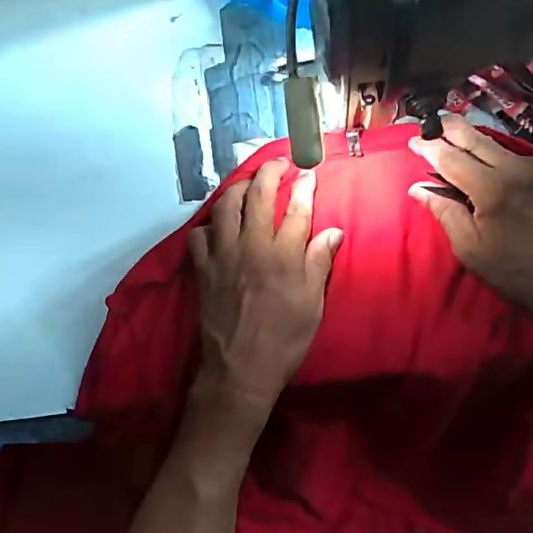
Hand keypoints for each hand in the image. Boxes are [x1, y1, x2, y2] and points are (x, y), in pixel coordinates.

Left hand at [190, 159, 343, 412]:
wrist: (240, 368)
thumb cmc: (284, 340)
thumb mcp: (312, 305)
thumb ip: (319, 263)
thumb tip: (333, 231)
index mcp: (284, 256)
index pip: (296, 209)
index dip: (304, 187)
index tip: (308, 173)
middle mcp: (252, 247)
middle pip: (258, 196)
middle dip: (269, 172)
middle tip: (278, 164)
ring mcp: (223, 256)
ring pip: (225, 207)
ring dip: (238, 188)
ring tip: (248, 184)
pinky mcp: (203, 269)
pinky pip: (199, 235)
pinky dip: (208, 225)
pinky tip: (217, 226)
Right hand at [408, 115, 532, 340]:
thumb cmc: (516, 271)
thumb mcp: (470, 249)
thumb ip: (445, 213)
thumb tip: (419, 188)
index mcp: (491, 189)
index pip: (451, 158)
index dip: (430, 146)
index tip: (415, 139)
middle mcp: (521, 169)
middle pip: (479, 140)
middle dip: (454, 129)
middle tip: (438, 121)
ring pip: (510, 152)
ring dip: (491, 154)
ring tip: (480, 160)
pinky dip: (525, 172)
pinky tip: (524, 188)